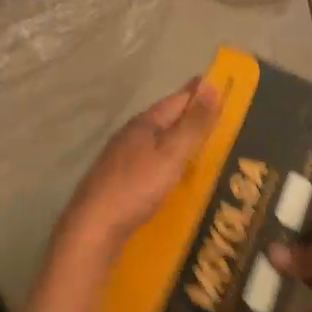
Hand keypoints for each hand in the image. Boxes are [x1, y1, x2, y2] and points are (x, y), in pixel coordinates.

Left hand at [58, 78, 221, 254]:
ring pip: (156, 140)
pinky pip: (149, 161)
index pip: (177, 100)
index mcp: (144, 123)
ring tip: (200, 144)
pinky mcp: (118, 181)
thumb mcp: (172, 154)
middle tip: (216, 115)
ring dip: (177, 139)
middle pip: (166, 118)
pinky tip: (173, 174)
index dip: (198, 92)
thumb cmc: (136, 186)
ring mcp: (121, 157)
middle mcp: (131, 134)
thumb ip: (193, 124)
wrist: (93, 228)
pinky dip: (166, 161)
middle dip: (188, 115)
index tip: (218, 83)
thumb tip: (212, 84)